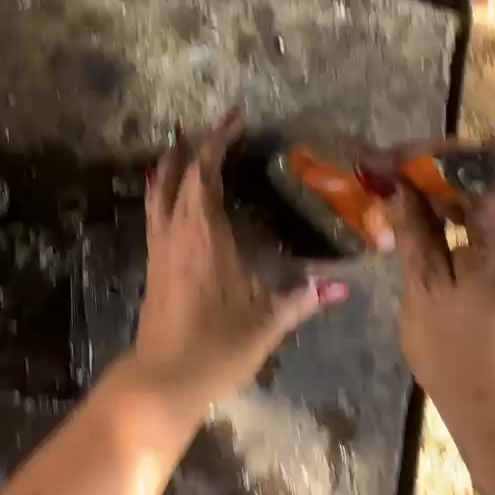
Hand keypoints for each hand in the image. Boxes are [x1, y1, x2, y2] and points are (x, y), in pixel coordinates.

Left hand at [130, 113, 348, 416]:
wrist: (163, 375)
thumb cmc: (217, 346)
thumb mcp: (267, 323)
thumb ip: (303, 299)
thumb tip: (341, 286)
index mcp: (204, 232)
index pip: (206, 171)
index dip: (218, 139)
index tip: (237, 119)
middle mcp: (177, 228)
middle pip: (180, 171)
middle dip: (198, 143)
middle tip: (220, 127)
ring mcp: (160, 242)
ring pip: (160, 187)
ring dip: (174, 161)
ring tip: (187, 143)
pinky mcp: (153, 258)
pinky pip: (155, 208)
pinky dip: (162, 187)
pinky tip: (165, 188)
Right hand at [374, 143, 494, 441]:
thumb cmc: (458, 353)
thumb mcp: (425, 286)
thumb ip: (414, 226)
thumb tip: (392, 180)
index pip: (487, 164)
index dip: (436, 153)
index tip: (390, 159)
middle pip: (489, 176)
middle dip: (433, 168)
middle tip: (383, 173)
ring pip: (491, 197)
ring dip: (443, 190)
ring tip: (396, 195)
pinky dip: (459, 214)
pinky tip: (425, 224)